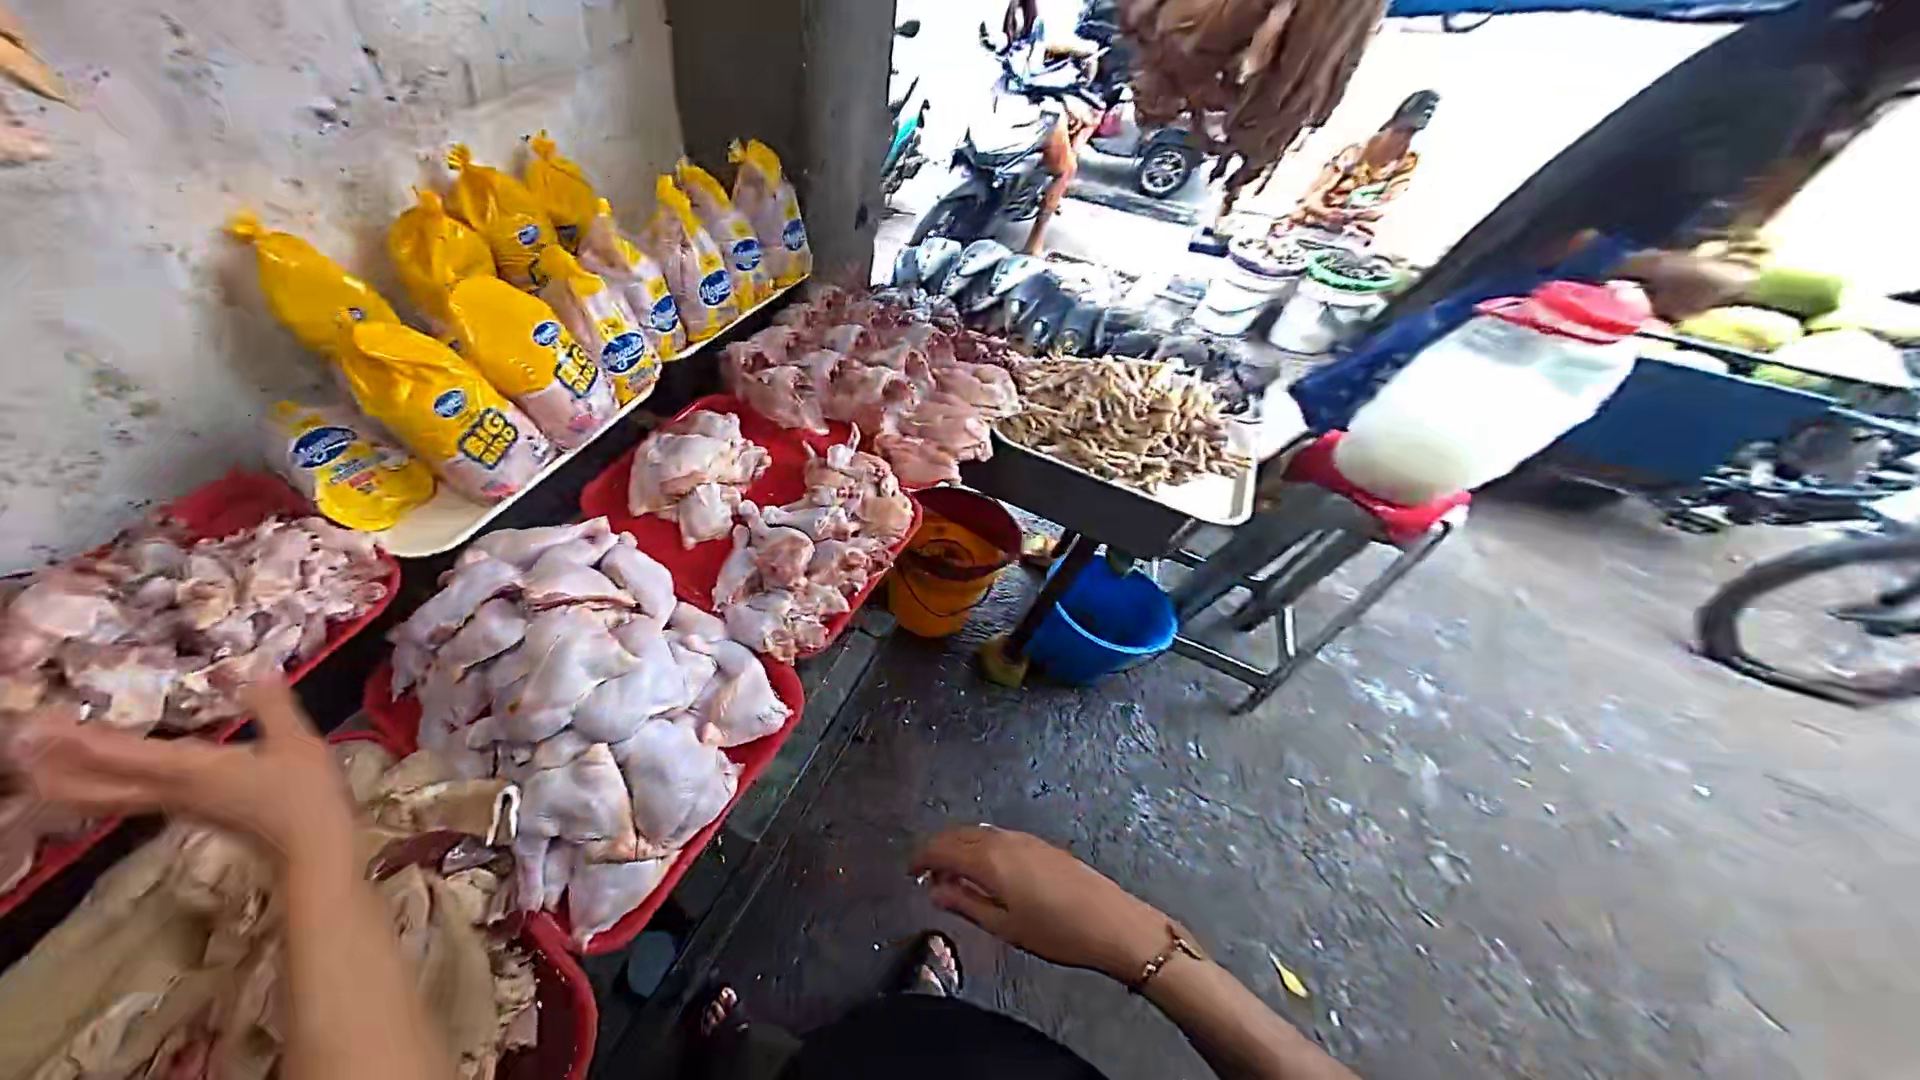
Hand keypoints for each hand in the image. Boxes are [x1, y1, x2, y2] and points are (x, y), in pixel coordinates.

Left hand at [6, 679, 357, 869]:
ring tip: (41, 760)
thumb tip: (257, 670)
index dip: (70, 738)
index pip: (113, 754)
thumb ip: (272, 707)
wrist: (309, 841)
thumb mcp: (296, 742)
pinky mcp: (187, 812)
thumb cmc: (303, 789)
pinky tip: (102, 777)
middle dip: (47, 766)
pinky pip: (120, 800)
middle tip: (20, 740)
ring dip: (61, 780)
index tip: (32, 721)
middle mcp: (167, 790)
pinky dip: (94, 787)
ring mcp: (173, 806)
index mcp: (188, 769)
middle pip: (85, 787)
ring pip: (96, 797)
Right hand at [912, 825, 1175, 983]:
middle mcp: (1003, 840)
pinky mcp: (1038, 842)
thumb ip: (966, 904)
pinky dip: (979, 846)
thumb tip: (936, 890)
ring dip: (958, 847)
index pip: (943, 847)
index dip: (922, 857)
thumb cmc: (1054, 930)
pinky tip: (984, 870)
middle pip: (958, 835)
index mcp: (989, 859)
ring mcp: (1023, 838)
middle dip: (938, 850)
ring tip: (953, 876)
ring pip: (977, 833)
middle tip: (928, 877)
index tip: (910, 871)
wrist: (1110, 920)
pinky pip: (996, 836)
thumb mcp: (1004, 926)